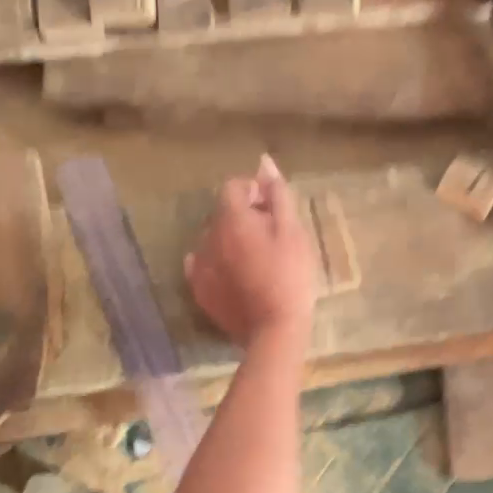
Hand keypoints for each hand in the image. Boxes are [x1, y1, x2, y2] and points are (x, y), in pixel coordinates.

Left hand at [185, 155, 314, 347]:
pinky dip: (218, 264)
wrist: (274, 329)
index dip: (254, 193)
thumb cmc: (290, 275)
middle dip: (243, 217)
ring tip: (255, 261)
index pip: (233, 187)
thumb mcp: (292, 231)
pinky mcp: (200, 290)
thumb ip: (277, 195)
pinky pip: (204, 266)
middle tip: (270, 238)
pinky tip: (236, 277)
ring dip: (230, 241)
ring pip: (213, 240)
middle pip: (222, 213)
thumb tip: (264, 163)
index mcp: (231, 218)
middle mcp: (208, 236)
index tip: (273, 210)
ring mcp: (200, 265)